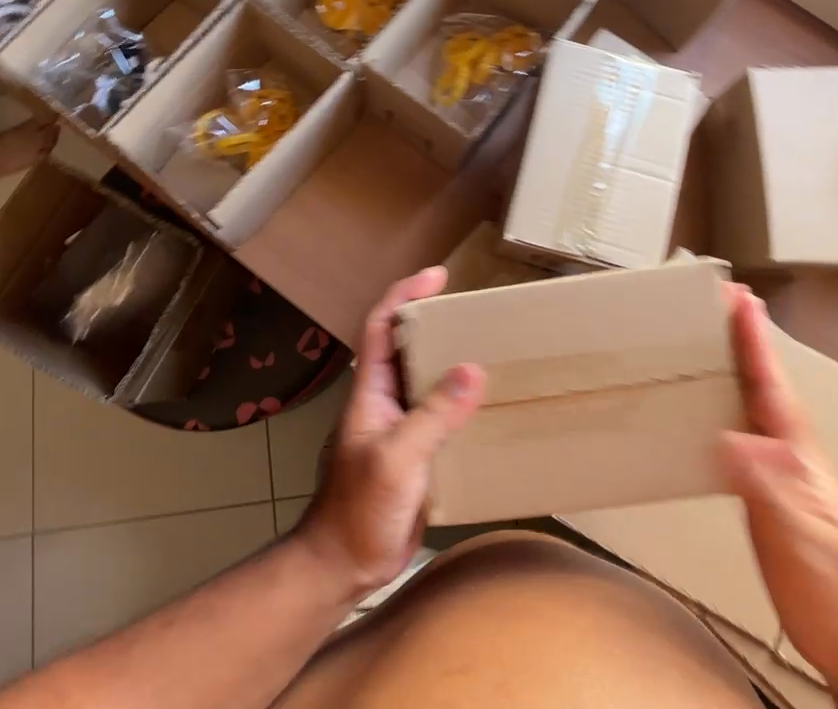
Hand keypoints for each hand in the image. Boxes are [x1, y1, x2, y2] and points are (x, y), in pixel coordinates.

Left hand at [293, 267, 484, 600]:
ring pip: (426, 382)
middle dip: (435, 323)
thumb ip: (433, 415)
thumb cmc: (360, 508)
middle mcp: (384, 402)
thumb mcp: (398, 457)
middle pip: (407, 348)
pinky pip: (441, 417)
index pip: (380, 328)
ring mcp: (399, 428)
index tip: (436, 275)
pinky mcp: (415, 455)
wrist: (347, 562)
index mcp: (370, 392)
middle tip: (475, 311)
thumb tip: (472, 369)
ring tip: (490, 349)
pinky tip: (489, 406)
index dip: (404, 296)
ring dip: (451, 363)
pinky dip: (462, 403)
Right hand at [717, 287, 837, 695]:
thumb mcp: (799, 540)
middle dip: (745, 341)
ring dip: (739, 370)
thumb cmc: (835, 594)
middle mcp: (794, 456)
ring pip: (756, 407)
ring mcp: (787, 477)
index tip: (738, 297)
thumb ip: (770, 488)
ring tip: (714, 343)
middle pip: (766, 385)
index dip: (755, 341)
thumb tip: (730, 438)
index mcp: (799, 456)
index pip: (774, 386)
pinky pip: (745, 436)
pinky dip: (729, 409)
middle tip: (720, 303)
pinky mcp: (774, 497)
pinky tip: (714, 415)